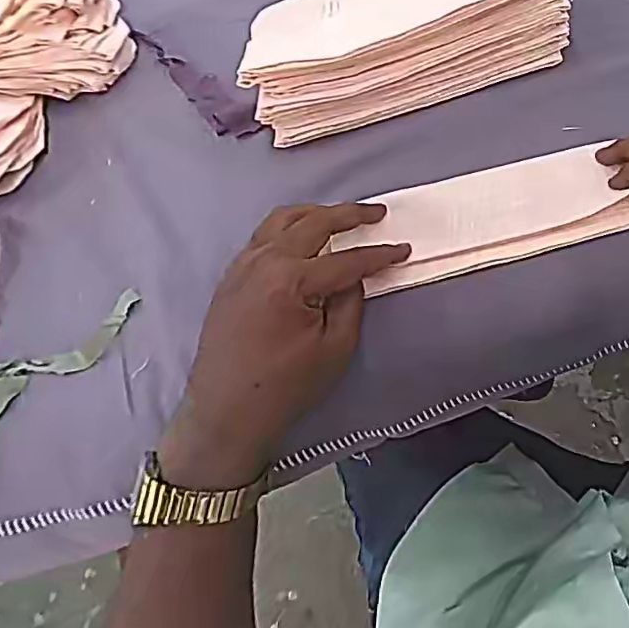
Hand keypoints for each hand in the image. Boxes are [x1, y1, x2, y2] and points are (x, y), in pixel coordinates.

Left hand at [157, 203, 408, 487]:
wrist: (226, 414)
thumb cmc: (285, 386)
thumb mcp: (336, 348)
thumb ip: (350, 301)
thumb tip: (354, 274)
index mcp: (290, 281)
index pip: (346, 259)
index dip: (379, 254)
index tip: (403, 249)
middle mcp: (264, 263)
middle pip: (313, 224)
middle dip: (350, 215)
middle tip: (377, 214)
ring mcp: (242, 266)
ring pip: (282, 220)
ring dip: (316, 213)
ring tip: (340, 216)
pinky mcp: (231, 276)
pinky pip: (263, 236)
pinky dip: (289, 227)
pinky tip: (303, 237)